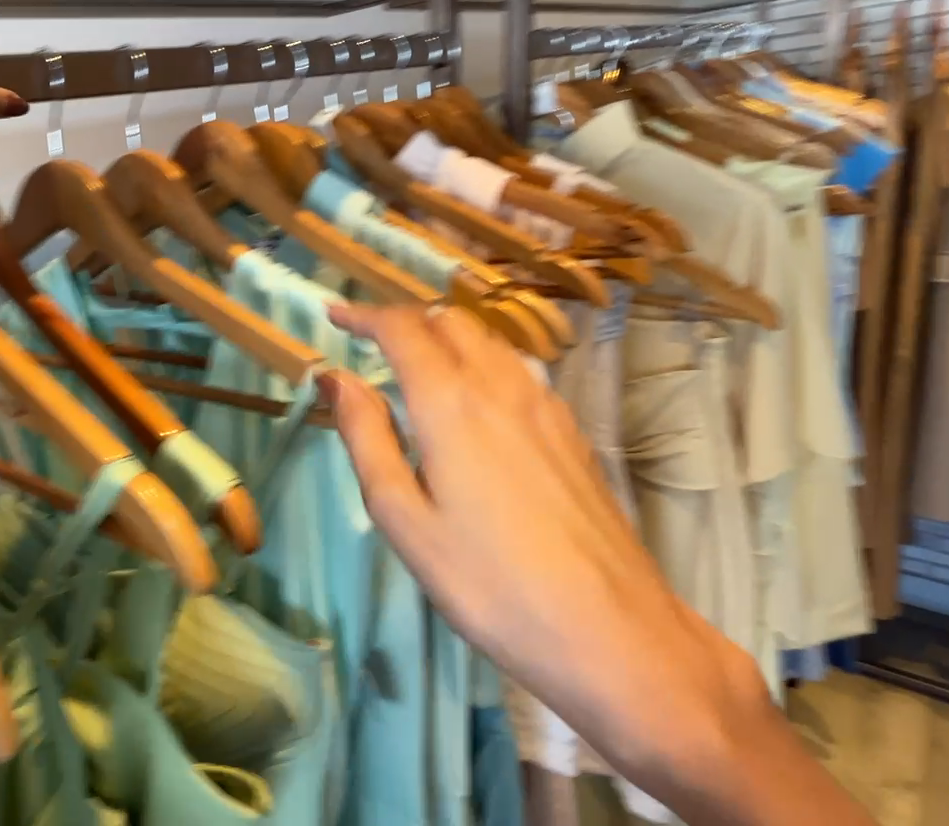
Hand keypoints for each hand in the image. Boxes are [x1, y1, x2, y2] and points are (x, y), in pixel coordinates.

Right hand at [319, 303, 772, 798]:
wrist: (615, 636)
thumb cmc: (486, 581)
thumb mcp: (401, 515)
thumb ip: (365, 435)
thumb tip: (333, 375)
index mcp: (450, 402)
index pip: (403, 329)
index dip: (363, 314)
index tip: (333, 314)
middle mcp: (501, 387)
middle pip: (451, 321)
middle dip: (405, 319)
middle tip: (370, 340)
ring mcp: (547, 408)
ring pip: (490, 341)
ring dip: (446, 335)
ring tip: (416, 361)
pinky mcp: (573, 433)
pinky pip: (519, 369)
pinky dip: (482, 360)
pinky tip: (475, 398)